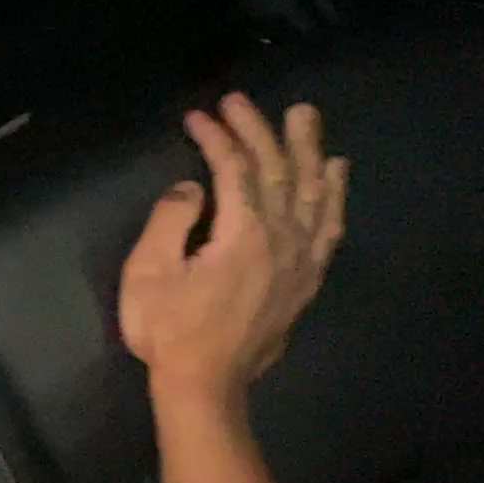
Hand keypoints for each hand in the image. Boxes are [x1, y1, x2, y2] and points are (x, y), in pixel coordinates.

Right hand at [119, 93, 347, 409]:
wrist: (205, 382)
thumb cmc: (168, 329)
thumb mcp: (148, 274)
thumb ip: (169, 222)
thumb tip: (192, 186)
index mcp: (243, 232)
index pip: (235, 168)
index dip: (218, 137)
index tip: (199, 115)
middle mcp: (283, 235)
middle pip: (278, 169)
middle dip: (260, 130)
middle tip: (244, 101)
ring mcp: (301, 256)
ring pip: (313, 188)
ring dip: (307, 148)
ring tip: (304, 117)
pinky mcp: (306, 276)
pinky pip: (329, 223)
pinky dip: (334, 192)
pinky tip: (335, 172)